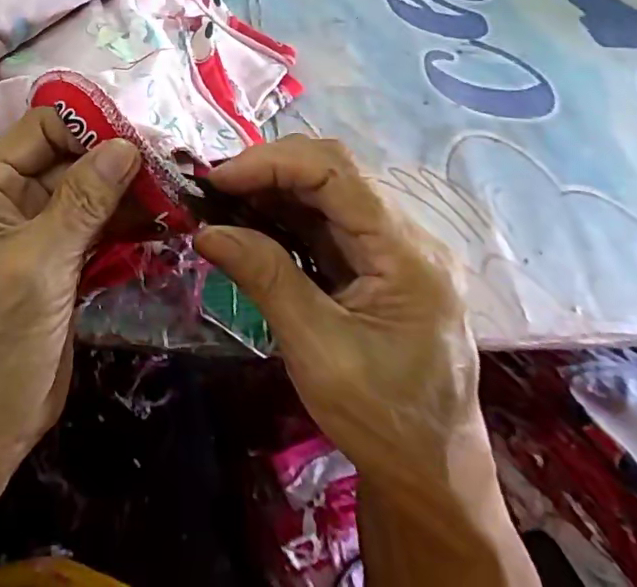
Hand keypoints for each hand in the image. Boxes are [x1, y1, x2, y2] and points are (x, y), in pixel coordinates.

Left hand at [0, 108, 140, 545]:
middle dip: (121, 160)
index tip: (148, 137)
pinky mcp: (63, 262)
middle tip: (180, 168)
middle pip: (72, 157)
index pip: (43, 128)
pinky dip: (130, 225)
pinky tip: (169, 224)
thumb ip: (82, 201)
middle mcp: (12, 198)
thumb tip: (127, 144)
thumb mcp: (39, 262)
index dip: (91, 125)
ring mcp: (39, 231)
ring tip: (183, 196)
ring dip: (132, 193)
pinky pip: (100, 228)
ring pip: (91, 193)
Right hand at [192, 136, 492, 503]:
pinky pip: (322, 220)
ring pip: (323, 190)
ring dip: (268, 189)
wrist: (431, 473)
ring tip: (219, 204)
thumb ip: (266, 279)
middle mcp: (406, 238)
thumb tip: (205, 230)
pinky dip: (278, 214)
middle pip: (332, 171)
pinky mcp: (372, 264)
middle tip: (211, 190)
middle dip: (266, 170)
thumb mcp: (317, 349)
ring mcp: (391, 249)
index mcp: (407, 255)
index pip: (336, 174)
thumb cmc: (383, 417)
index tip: (215, 181)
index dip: (270, 163)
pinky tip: (246, 224)